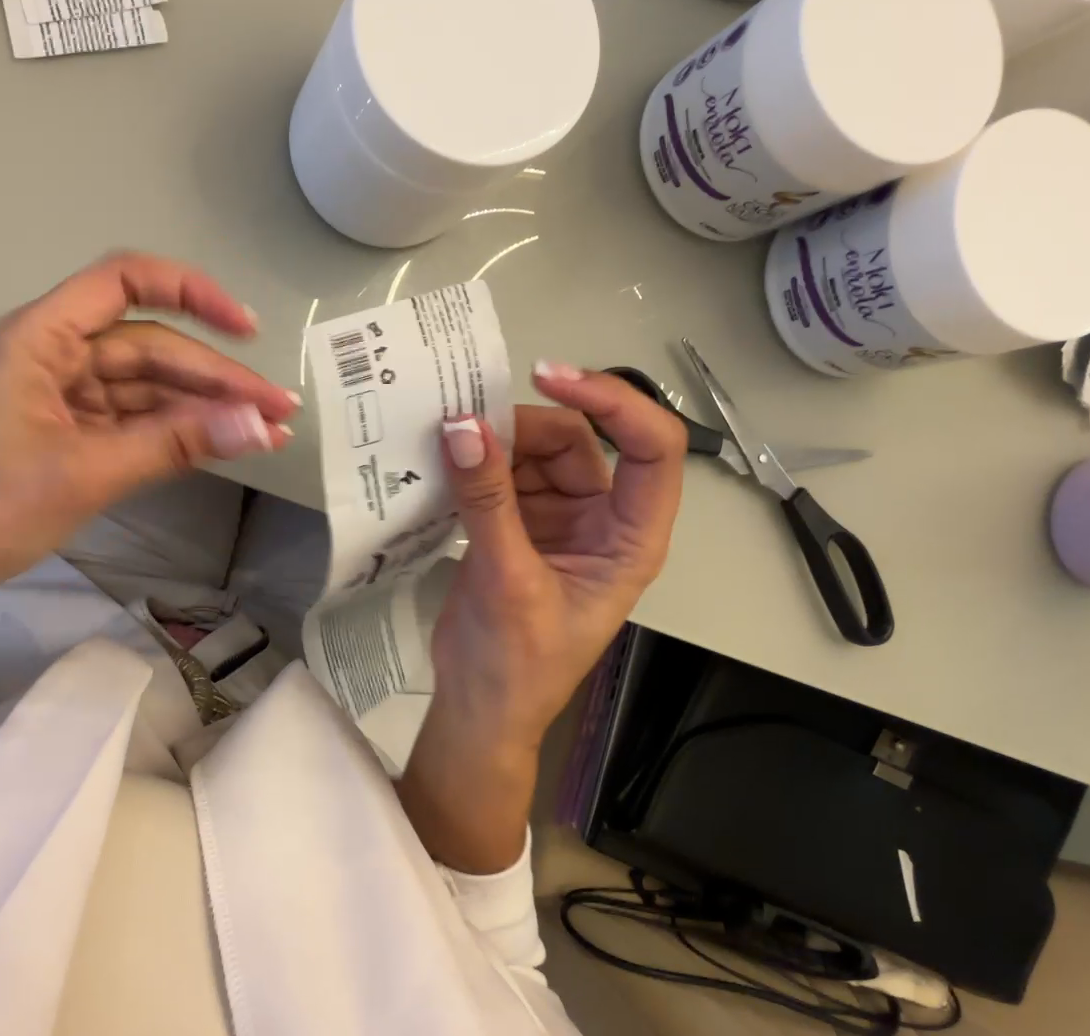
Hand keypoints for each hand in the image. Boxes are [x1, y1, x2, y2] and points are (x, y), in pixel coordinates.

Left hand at [0, 253, 296, 690]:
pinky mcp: (72, 428)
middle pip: (149, 344)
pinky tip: (222, 441)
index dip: (191, 292)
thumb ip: (178, 442)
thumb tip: (263, 426)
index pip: (123, 282)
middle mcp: (54, 353)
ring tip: (267, 429)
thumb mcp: (92, 472)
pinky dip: (176, 429)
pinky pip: (134, 416)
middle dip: (214, 376)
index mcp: (39, 338)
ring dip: (203, 406)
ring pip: (147, 383)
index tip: (246, 329)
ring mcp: (64, 392)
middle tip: (279, 408)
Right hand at [399, 362, 685, 871]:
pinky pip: (497, 479)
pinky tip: (438, 465)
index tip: (547, 378)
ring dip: (491, 444)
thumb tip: (462, 427)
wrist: (478, 711)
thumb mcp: (508, 579)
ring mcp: (553, 522)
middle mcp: (599, 520)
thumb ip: (488, 501)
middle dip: (523, 428)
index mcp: (630, 537)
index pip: (650, 448)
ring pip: (531, 455)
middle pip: (577, 443)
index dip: (612, 403)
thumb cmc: (518, 664)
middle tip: (461, 426)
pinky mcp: (512, 529)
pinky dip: (471, 467)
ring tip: (441, 444)